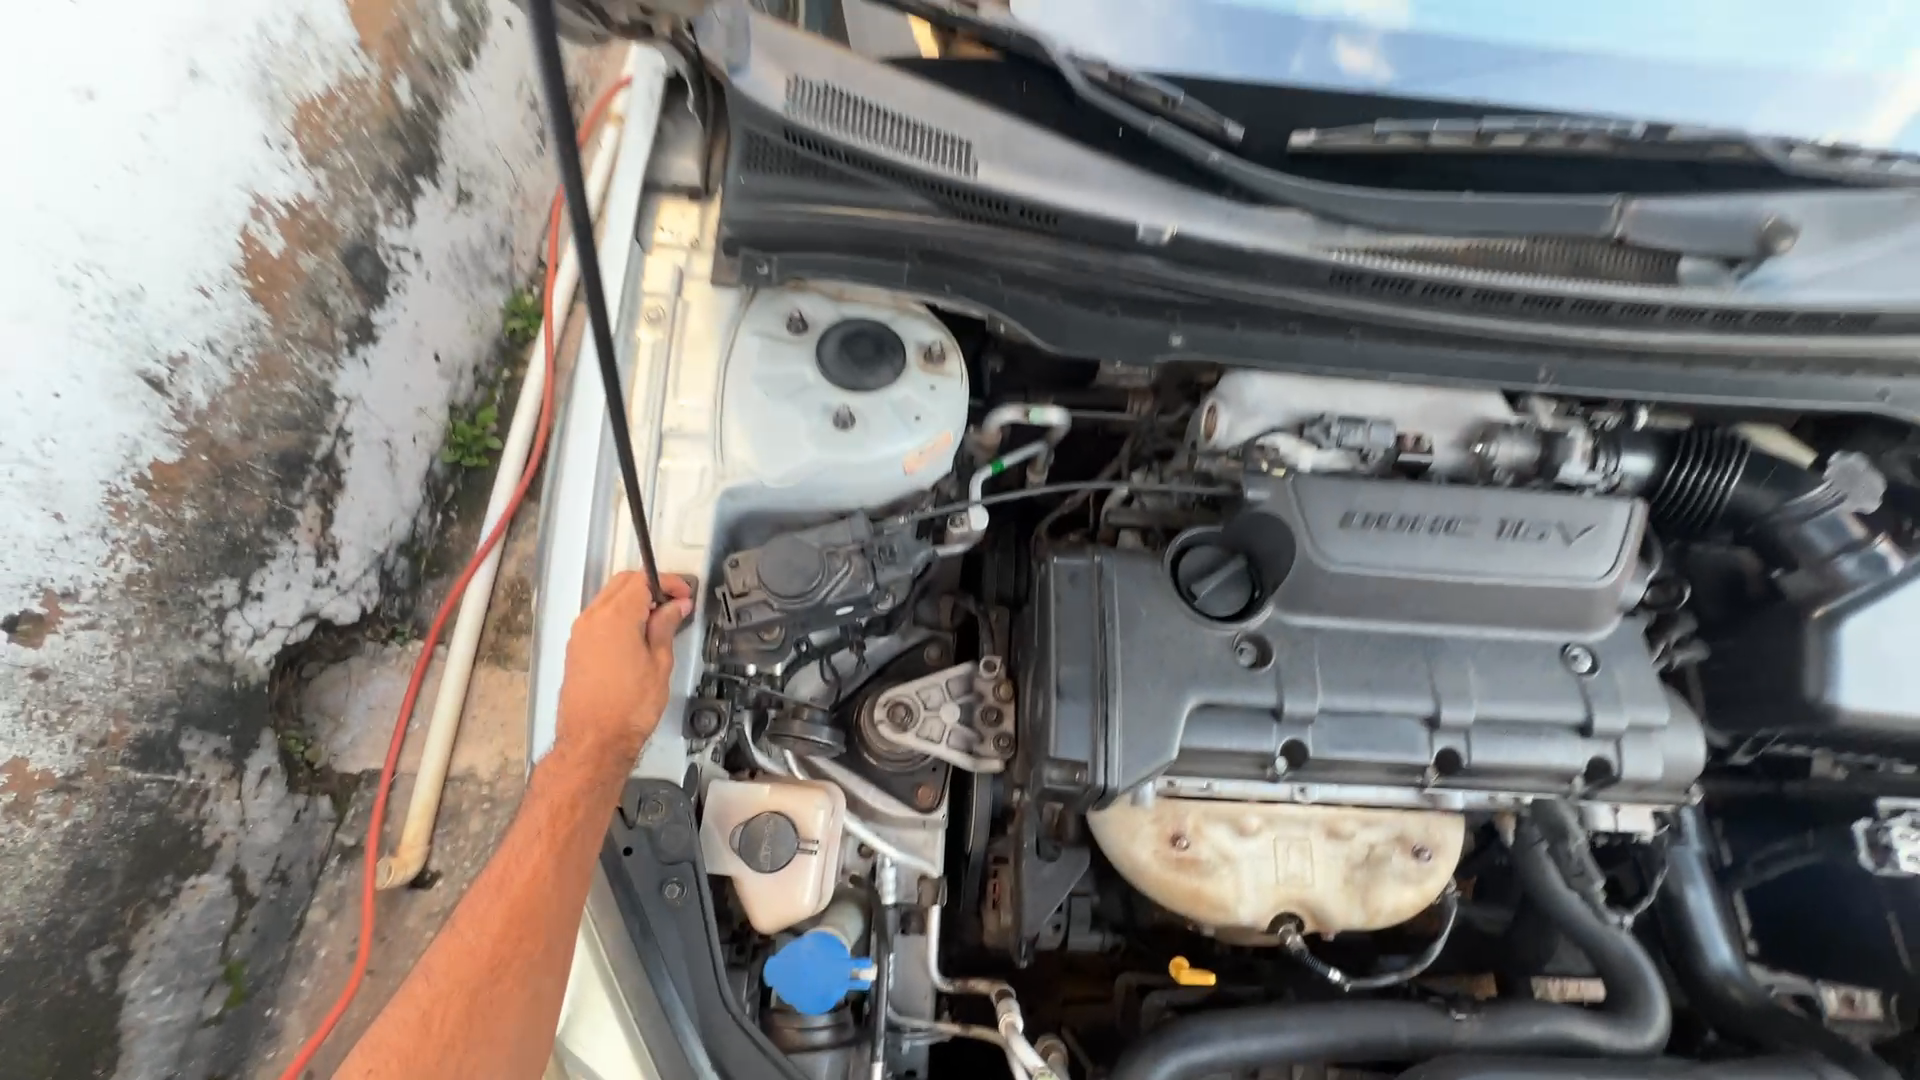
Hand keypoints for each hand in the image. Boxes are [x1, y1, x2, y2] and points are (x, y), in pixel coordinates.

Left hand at [555, 571, 694, 760]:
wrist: (595, 740)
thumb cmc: (627, 708)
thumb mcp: (659, 662)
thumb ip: (666, 627)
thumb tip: (674, 608)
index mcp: (615, 618)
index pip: (642, 580)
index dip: (668, 582)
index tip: (684, 594)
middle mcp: (592, 620)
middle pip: (622, 583)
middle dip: (651, 586)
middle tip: (675, 603)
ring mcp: (580, 634)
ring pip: (609, 599)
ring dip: (634, 600)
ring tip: (660, 620)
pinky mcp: (576, 649)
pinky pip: (599, 618)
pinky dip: (620, 616)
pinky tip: (638, 634)